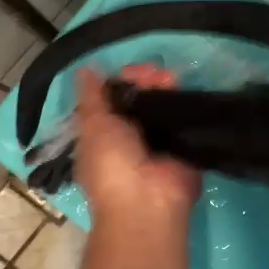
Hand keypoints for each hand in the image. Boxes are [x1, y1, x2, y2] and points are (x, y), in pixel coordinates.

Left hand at [75, 65, 201, 224]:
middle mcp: (132, 136)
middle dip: (144, 80)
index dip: (120, 81)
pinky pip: (183, 116)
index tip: (129, 71)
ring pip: (162, 103)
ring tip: (168, 76)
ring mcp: (159, 140)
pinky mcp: (184, 145)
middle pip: (139, 98)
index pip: (114, 99)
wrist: (147, 200)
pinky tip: (181, 85)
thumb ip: (91, 97)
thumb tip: (85, 68)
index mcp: (105, 135)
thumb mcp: (93, 125)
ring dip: (163, 85)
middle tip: (152, 71)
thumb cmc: (110, 163)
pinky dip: (182, 99)